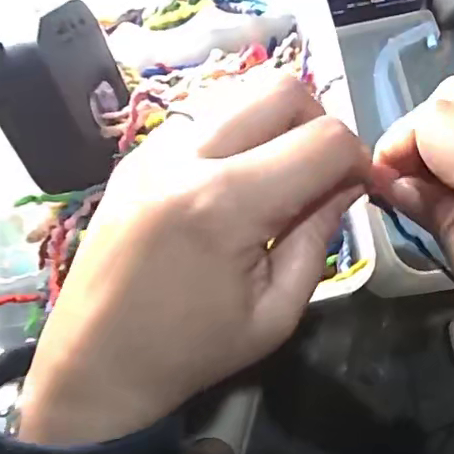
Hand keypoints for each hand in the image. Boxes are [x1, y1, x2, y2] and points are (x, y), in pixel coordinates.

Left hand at [18, 72, 367, 444]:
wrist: (93, 364)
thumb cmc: (190, 352)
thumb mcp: (276, 312)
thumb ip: (318, 237)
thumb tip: (347, 185)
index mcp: (226, 204)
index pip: (323, 141)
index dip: (359, 159)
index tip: (360, 189)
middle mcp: (186, 156)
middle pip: (282, 88)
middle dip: (320, 125)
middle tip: (321, 175)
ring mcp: (153, 148)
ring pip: (240, 91)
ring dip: (277, 122)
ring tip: (279, 176)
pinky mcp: (135, 154)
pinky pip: (204, 114)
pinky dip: (238, 132)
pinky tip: (235, 180)